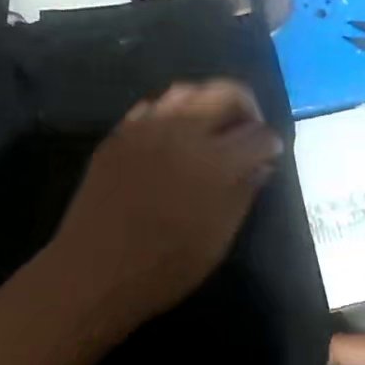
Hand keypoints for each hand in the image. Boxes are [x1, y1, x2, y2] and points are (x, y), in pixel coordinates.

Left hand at [49, 80, 283, 321]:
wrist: (93, 274)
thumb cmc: (164, 267)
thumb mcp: (218, 240)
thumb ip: (243, 194)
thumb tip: (261, 165)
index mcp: (215, 162)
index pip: (258, 134)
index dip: (271, 142)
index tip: (271, 154)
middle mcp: (183, 132)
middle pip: (225, 93)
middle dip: (246, 106)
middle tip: (249, 130)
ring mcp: (146, 129)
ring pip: (187, 90)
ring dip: (209, 101)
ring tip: (215, 126)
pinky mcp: (119, 136)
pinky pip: (153, 106)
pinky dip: (174, 111)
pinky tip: (176, 134)